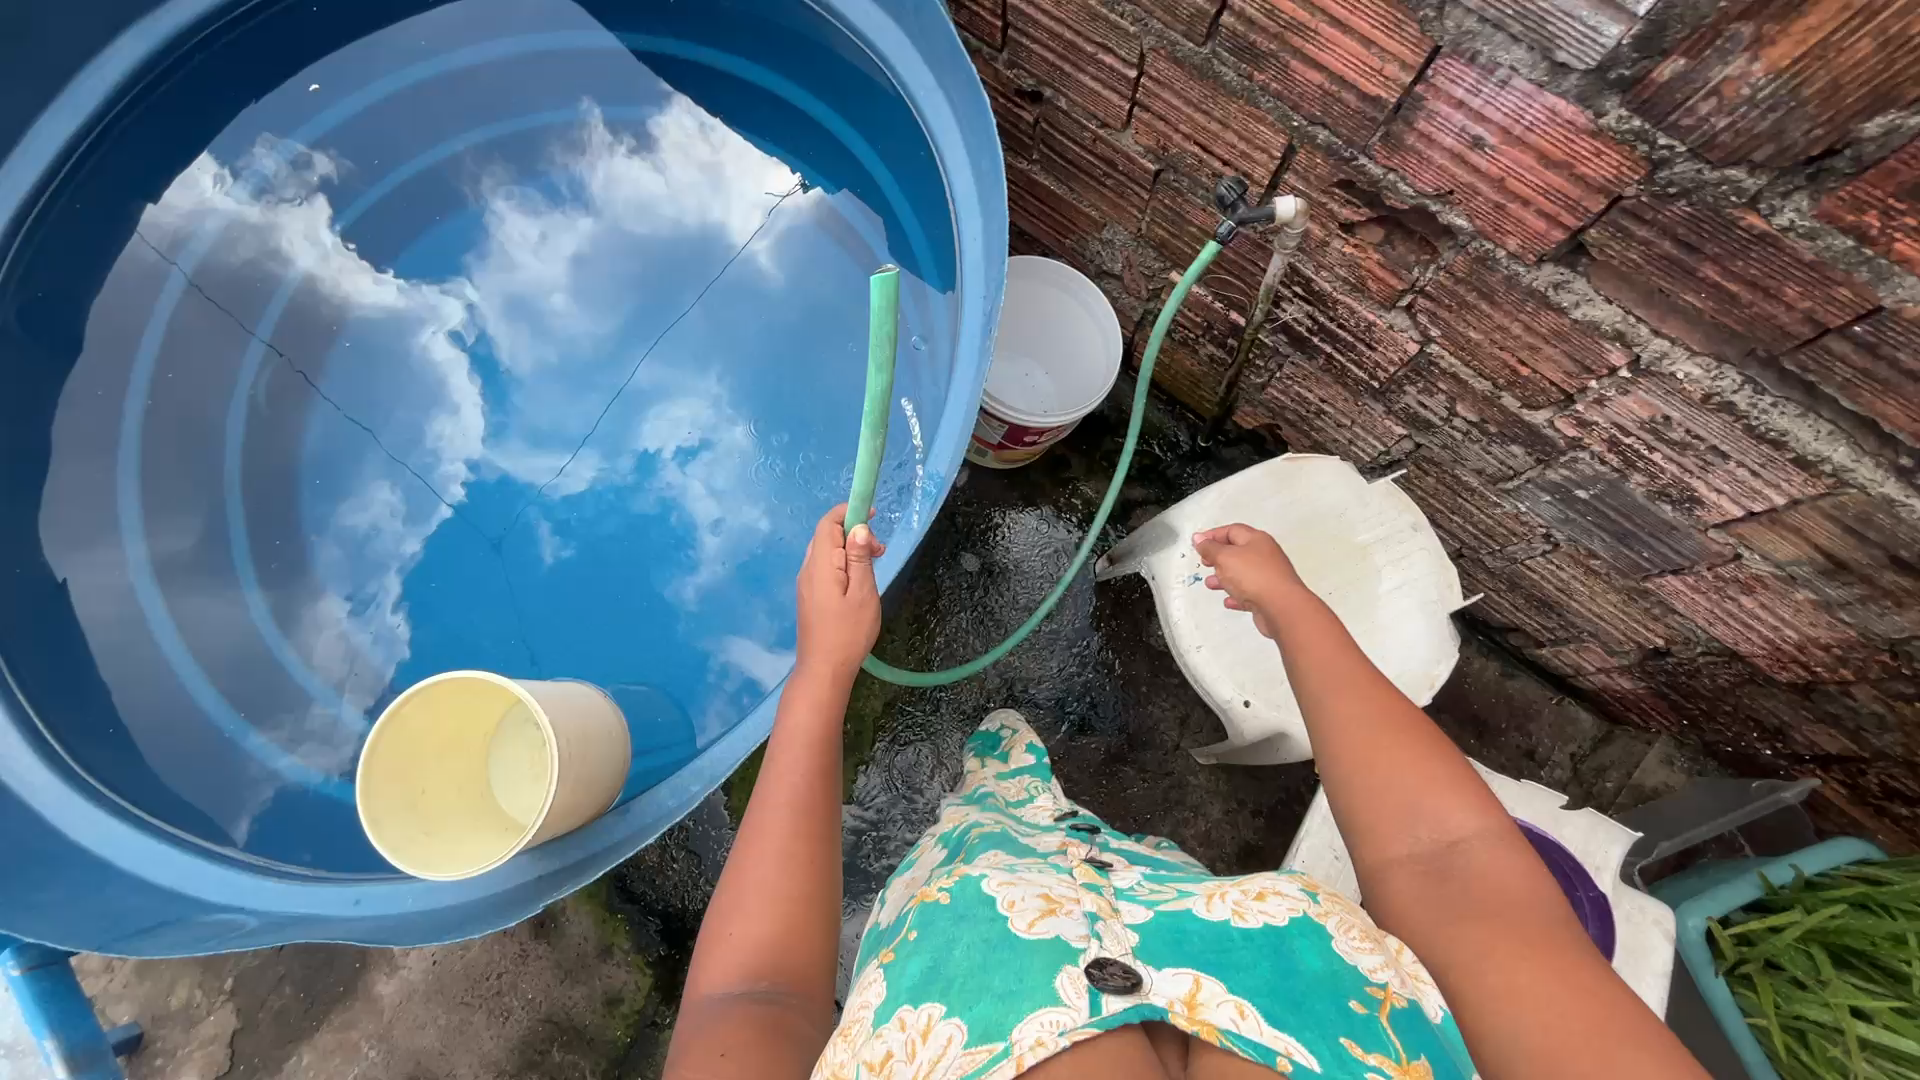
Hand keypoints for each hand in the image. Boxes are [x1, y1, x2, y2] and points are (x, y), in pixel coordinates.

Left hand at [796, 503, 886, 679]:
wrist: (824, 670)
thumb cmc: (848, 632)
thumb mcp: (863, 593)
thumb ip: (859, 558)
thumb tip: (859, 527)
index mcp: (820, 564)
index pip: (828, 523)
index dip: (848, 512)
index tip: (874, 515)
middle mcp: (807, 569)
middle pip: (825, 535)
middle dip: (852, 531)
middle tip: (878, 550)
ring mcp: (806, 583)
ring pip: (825, 551)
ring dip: (848, 548)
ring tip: (872, 563)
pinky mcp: (809, 595)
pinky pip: (824, 566)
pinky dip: (842, 562)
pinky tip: (858, 579)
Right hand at [1193, 524, 1306, 639]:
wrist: (1281, 607)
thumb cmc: (1254, 577)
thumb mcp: (1225, 557)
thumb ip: (1210, 548)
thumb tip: (1199, 539)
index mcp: (1256, 540)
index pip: (1232, 530)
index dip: (1213, 535)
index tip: (1198, 543)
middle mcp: (1264, 555)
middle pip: (1237, 551)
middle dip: (1218, 557)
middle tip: (1205, 562)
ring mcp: (1268, 576)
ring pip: (1242, 573)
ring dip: (1224, 577)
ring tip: (1211, 583)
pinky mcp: (1269, 595)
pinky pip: (1249, 592)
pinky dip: (1236, 595)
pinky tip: (1228, 600)